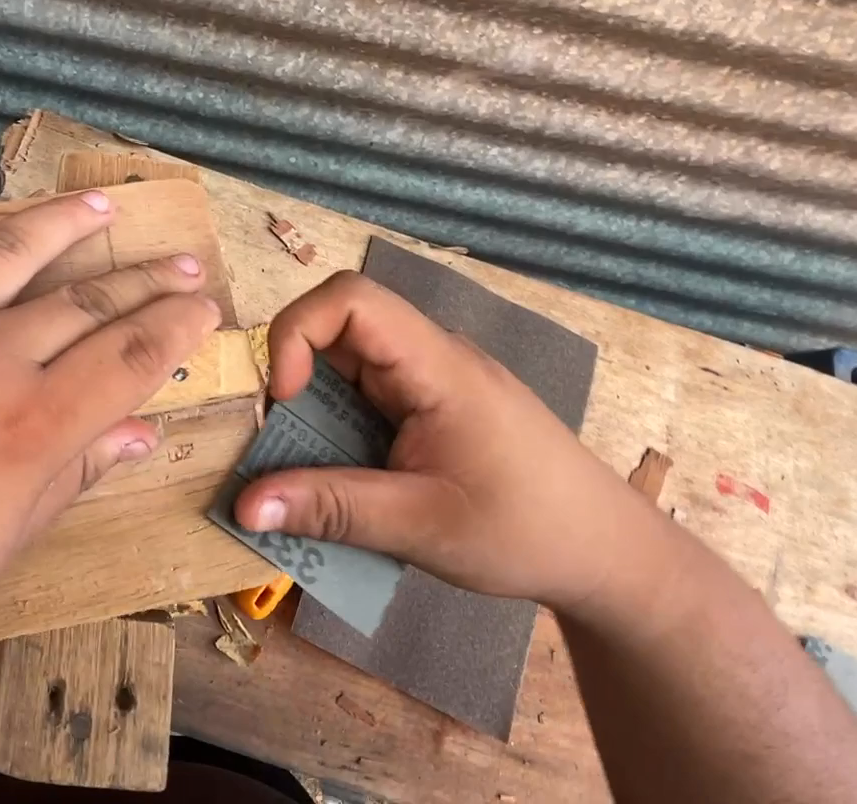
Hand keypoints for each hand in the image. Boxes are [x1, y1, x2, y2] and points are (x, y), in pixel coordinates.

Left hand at [0, 192, 220, 694]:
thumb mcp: (2, 539)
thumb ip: (75, 472)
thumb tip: (140, 431)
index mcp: (30, 429)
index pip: (131, 357)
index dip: (176, 327)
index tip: (201, 308)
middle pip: (86, 300)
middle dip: (145, 280)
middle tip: (181, 263)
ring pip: (7, 247)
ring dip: (63, 223)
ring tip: (101, 208)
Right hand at [233, 272, 650, 611]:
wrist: (612, 557)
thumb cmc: (530, 533)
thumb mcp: (422, 527)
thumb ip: (332, 509)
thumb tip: (245, 505)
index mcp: (438, 366)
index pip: (351, 299)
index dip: (297, 332)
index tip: (283, 399)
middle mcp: (430, 359)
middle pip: (337, 331)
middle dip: (292, 383)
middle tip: (276, 446)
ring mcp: (430, 383)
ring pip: (344, 370)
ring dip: (310, 415)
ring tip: (301, 471)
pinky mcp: (429, 410)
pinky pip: (362, 401)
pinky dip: (334, 433)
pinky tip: (337, 479)